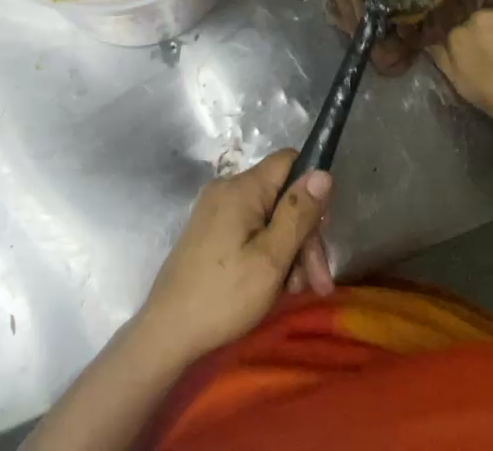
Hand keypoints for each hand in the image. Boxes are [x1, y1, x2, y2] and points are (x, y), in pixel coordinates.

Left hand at [136, 150, 333, 364]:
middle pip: (281, 197)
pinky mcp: (211, 233)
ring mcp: (216, 212)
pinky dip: (268, 255)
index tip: (322, 229)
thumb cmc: (224, 295)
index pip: (289, 161)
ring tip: (296, 291)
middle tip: (318, 281)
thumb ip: (298, 214)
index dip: (311, 188)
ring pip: (269, 219)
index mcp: (241, 188)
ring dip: (290, 252)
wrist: (169, 331)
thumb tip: (323, 173)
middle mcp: (227, 190)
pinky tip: (276, 287)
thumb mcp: (272, 258)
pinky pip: (251, 232)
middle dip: (305, 236)